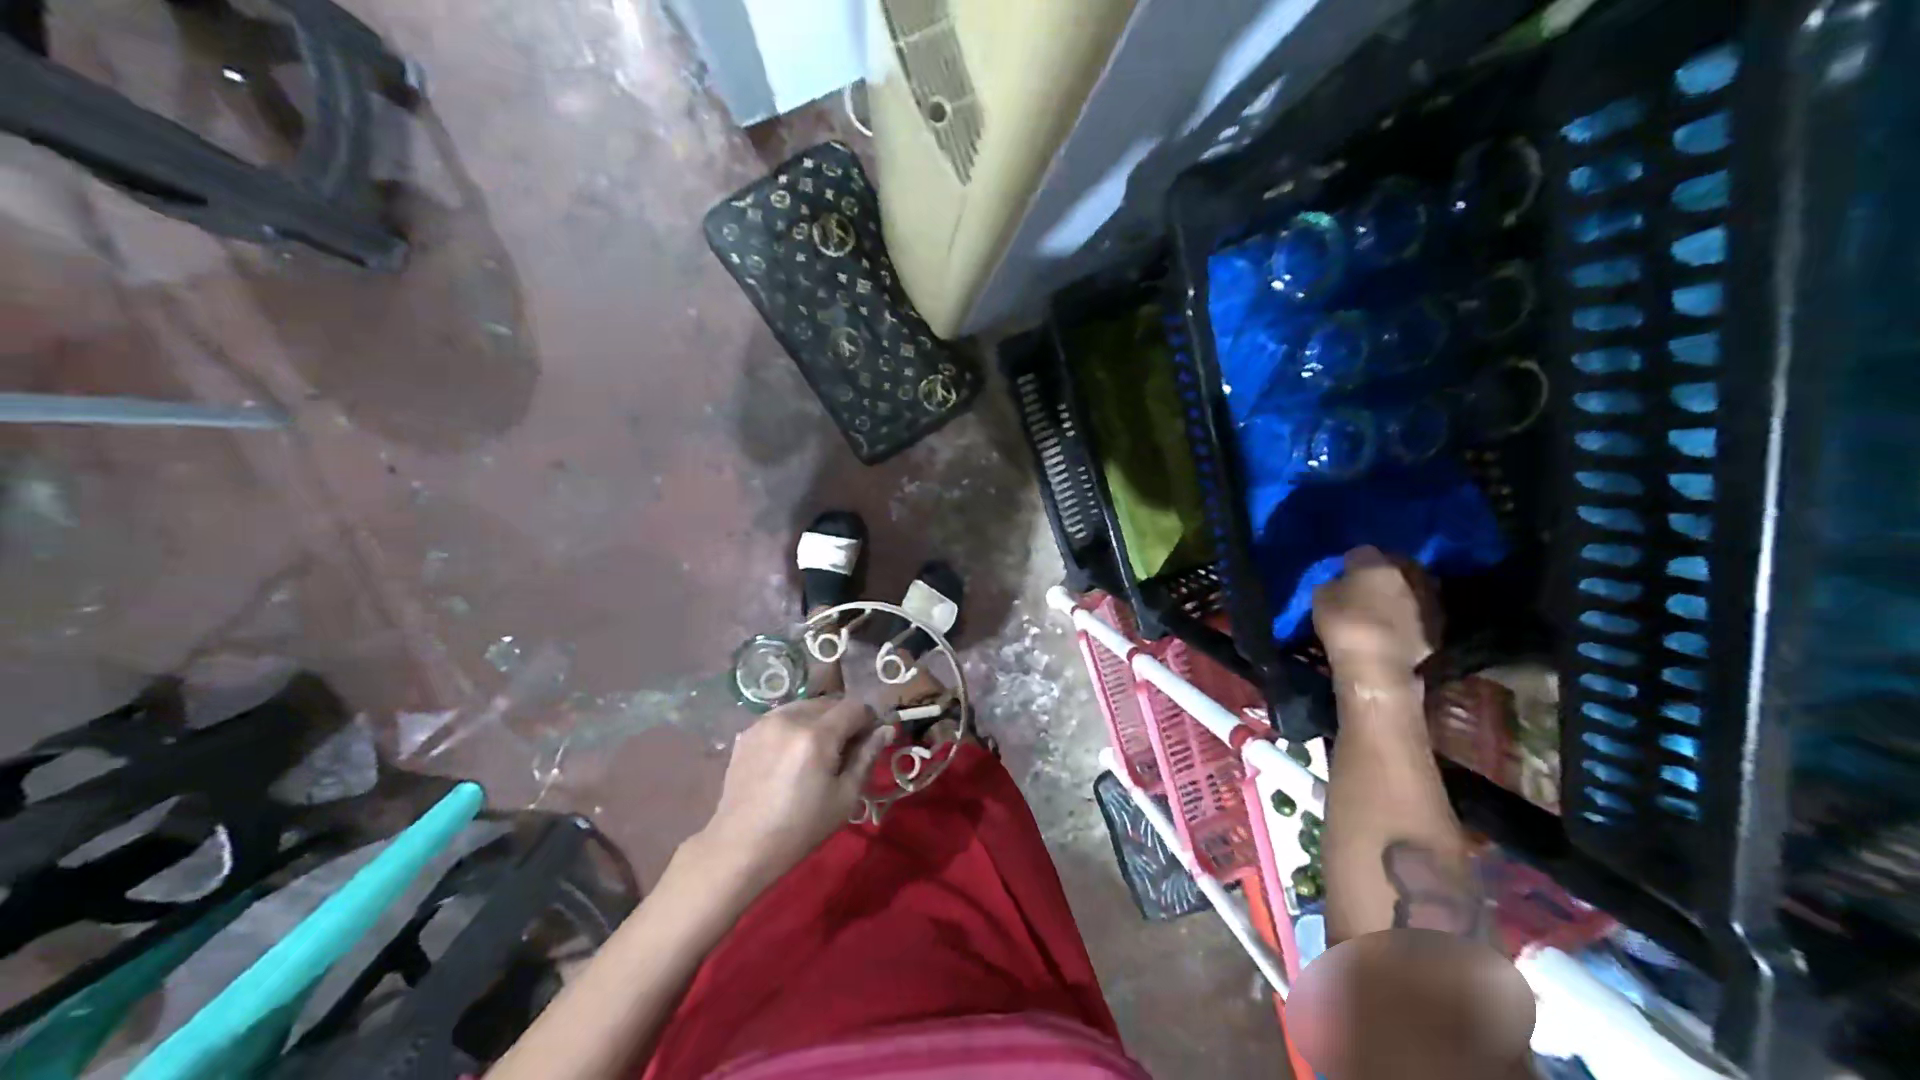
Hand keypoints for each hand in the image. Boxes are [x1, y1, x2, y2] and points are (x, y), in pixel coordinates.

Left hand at [694, 696, 892, 891]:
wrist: (741, 845)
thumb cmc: (800, 828)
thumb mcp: (844, 797)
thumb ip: (867, 756)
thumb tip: (886, 729)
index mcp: (816, 735)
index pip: (855, 706)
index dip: (869, 720)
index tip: (869, 741)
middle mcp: (790, 718)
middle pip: (830, 703)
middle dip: (844, 720)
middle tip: (845, 751)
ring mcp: (765, 722)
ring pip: (806, 707)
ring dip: (820, 721)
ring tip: (817, 753)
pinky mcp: (748, 731)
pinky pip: (783, 717)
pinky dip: (796, 727)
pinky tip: (792, 756)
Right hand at [1312, 546, 1438, 686]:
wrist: (1379, 666)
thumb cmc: (1343, 626)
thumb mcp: (1321, 597)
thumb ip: (1334, 582)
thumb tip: (1342, 582)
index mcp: (1375, 562)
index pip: (1359, 552)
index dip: (1349, 564)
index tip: (1341, 576)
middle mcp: (1407, 572)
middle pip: (1393, 565)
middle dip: (1381, 574)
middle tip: (1365, 589)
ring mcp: (1428, 596)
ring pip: (1411, 585)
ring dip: (1400, 592)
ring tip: (1385, 608)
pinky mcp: (1440, 621)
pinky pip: (1420, 609)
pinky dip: (1411, 613)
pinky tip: (1398, 625)